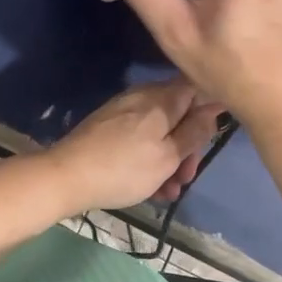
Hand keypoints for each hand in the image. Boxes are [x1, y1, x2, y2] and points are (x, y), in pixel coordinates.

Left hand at [39, 78, 222, 211]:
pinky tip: (149, 188)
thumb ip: (195, 132)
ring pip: (159, 133)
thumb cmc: (124, 169)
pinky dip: (149, 161)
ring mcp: (123, 113)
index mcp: (163, 98)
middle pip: (179, 115)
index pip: (198, 87)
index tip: (214, 137)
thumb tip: (214, 108)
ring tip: (168, 193)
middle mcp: (144, 97)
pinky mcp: (107, 130)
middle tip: (187, 178)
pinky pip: (139, 141)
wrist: (66, 177)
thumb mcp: (168, 156)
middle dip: (188, 148)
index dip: (212, 109)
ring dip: (169, 163)